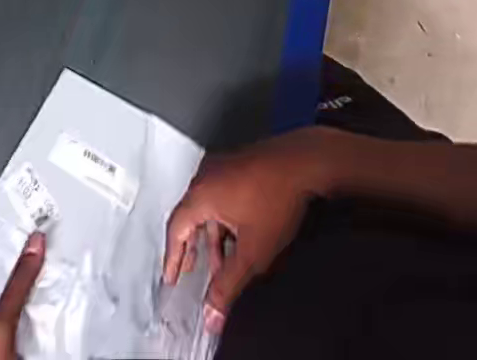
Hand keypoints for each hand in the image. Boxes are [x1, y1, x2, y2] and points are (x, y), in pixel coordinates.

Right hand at [163, 128, 345, 333]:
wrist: (304, 162)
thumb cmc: (278, 196)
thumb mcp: (252, 252)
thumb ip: (227, 287)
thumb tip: (212, 314)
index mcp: (202, 192)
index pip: (176, 229)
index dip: (173, 258)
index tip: (171, 276)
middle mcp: (208, 174)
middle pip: (190, 215)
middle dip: (193, 247)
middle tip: (191, 270)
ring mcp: (224, 165)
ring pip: (209, 206)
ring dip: (214, 236)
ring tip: (224, 262)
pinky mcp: (239, 162)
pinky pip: (222, 193)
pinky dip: (225, 218)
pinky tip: (238, 236)